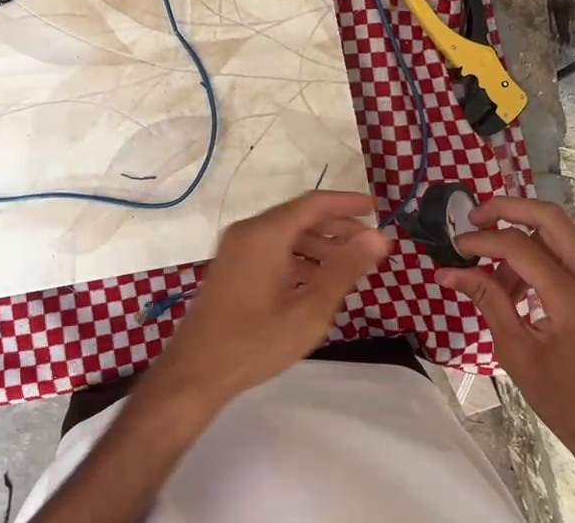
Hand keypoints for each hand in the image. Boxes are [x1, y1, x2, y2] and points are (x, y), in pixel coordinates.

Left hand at [147, 190, 390, 407]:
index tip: (378, 210)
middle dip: (337, 227)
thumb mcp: (308, 311)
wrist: (195, 371)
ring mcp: (236, 248)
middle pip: (300, 216)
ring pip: (286, 233)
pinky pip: (272, 248)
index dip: (347, 204)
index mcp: (265, 233)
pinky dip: (299, 257)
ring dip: (319, 244)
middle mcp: (248, 231)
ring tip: (351, 266)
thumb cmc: (255, 342)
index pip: (314, 203)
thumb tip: (378, 237)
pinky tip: (318, 281)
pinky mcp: (232, 265)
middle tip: (371, 244)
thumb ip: (344, 270)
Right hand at [438, 197, 574, 517]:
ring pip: (562, 235)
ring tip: (490, 266)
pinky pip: (570, 260)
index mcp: (574, 298)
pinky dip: (540, 258)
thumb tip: (448, 271)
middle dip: (509, 208)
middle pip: (552, 218)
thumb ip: (487, 301)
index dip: (482, 241)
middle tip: (475, 217)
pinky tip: (515, 285)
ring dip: (523, 235)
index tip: (455, 248)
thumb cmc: (565, 401)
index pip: (520, 246)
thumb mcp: (517, 352)